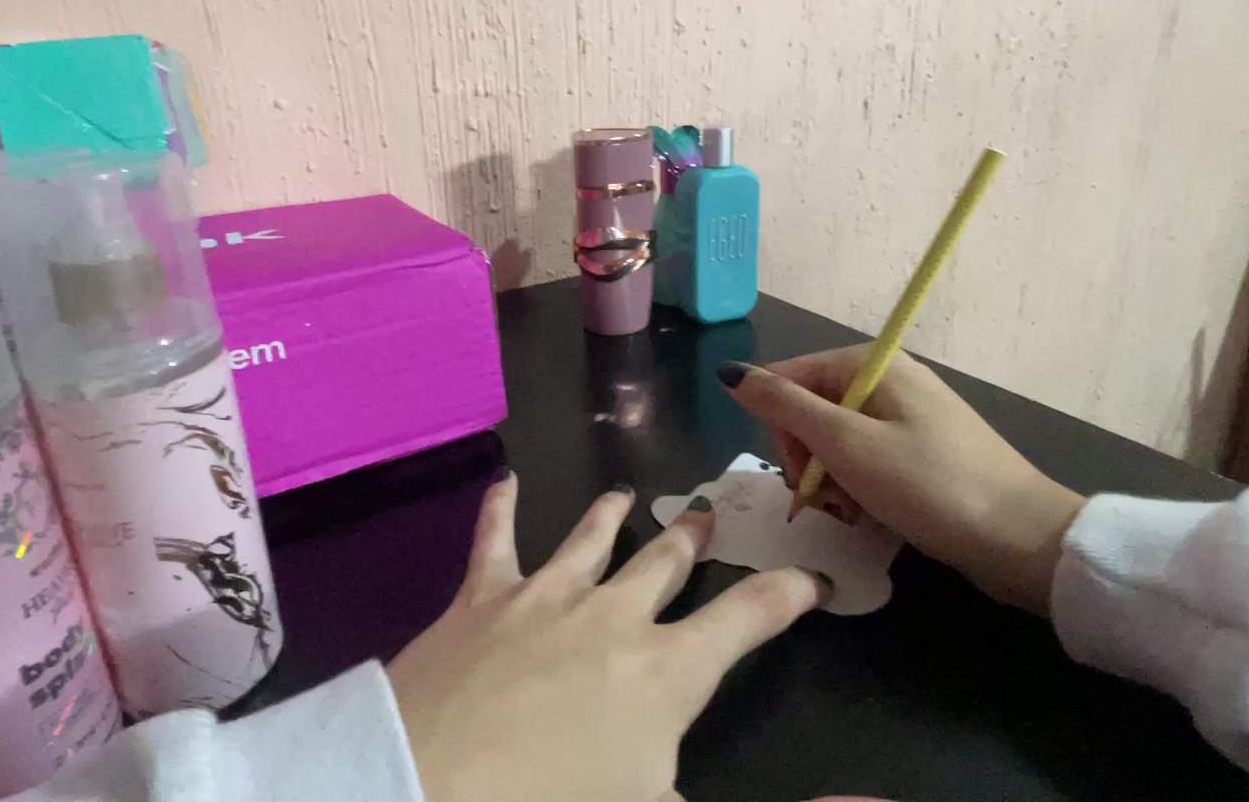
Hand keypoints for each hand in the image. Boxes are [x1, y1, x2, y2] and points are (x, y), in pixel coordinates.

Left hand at [388, 473, 832, 801]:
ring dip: (611, 514)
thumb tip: (814, 794)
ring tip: (625, 494)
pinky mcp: (484, 594)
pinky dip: (501, 505)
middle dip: (692, 538)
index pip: (744, 621)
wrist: (433, 791)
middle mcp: (612, 615)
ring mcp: (546, 595)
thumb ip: (721, 792)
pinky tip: (506, 479)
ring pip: (590, 538)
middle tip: (706, 514)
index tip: (808, 576)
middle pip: (664, 563)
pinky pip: (494, 537)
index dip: (784, 596)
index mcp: (664, 671)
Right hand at [720, 346, 1085, 615]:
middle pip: (810, 409)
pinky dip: (857, 484)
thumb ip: (783, 405)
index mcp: (868, 364)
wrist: (1023, 541)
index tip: (795, 477)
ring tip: (852, 511)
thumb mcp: (845, 443)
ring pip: (834, 439)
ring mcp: (906, 413)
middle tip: (826, 500)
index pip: (787, 379)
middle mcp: (886, 378)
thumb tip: (730, 372)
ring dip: (830, 478)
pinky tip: (870, 512)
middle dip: (806, 458)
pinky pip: (865, 456)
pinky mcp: (921, 447)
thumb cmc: (928, 485)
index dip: (778, 428)